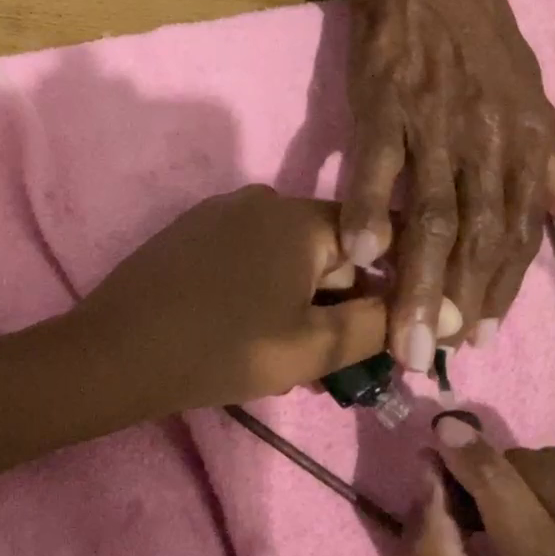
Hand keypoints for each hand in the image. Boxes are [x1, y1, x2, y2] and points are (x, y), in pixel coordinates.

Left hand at [74, 186, 387, 411]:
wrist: (117, 351)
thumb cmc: (224, 349)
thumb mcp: (313, 347)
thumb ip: (378, 324)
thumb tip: (437, 307)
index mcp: (298, 217)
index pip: (375, 236)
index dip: (394, 284)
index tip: (396, 327)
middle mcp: (261, 198)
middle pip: (328, 246)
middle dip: (340, 299)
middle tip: (332, 357)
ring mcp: (219, 212)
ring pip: (286, 255)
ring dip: (301, 299)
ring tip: (288, 354)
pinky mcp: (190, 231)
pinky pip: (248, 254)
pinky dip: (263, 287)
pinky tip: (247, 329)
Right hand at [339, 0, 554, 370]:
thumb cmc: (478, 42)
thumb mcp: (532, 99)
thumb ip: (554, 166)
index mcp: (528, 142)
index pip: (519, 228)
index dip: (499, 286)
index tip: (478, 337)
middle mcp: (490, 141)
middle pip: (476, 234)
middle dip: (457, 300)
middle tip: (434, 356)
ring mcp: (436, 124)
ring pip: (432, 214)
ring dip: (417, 278)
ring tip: (402, 333)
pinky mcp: (386, 105)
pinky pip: (378, 165)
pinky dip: (370, 209)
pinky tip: (359, 255)